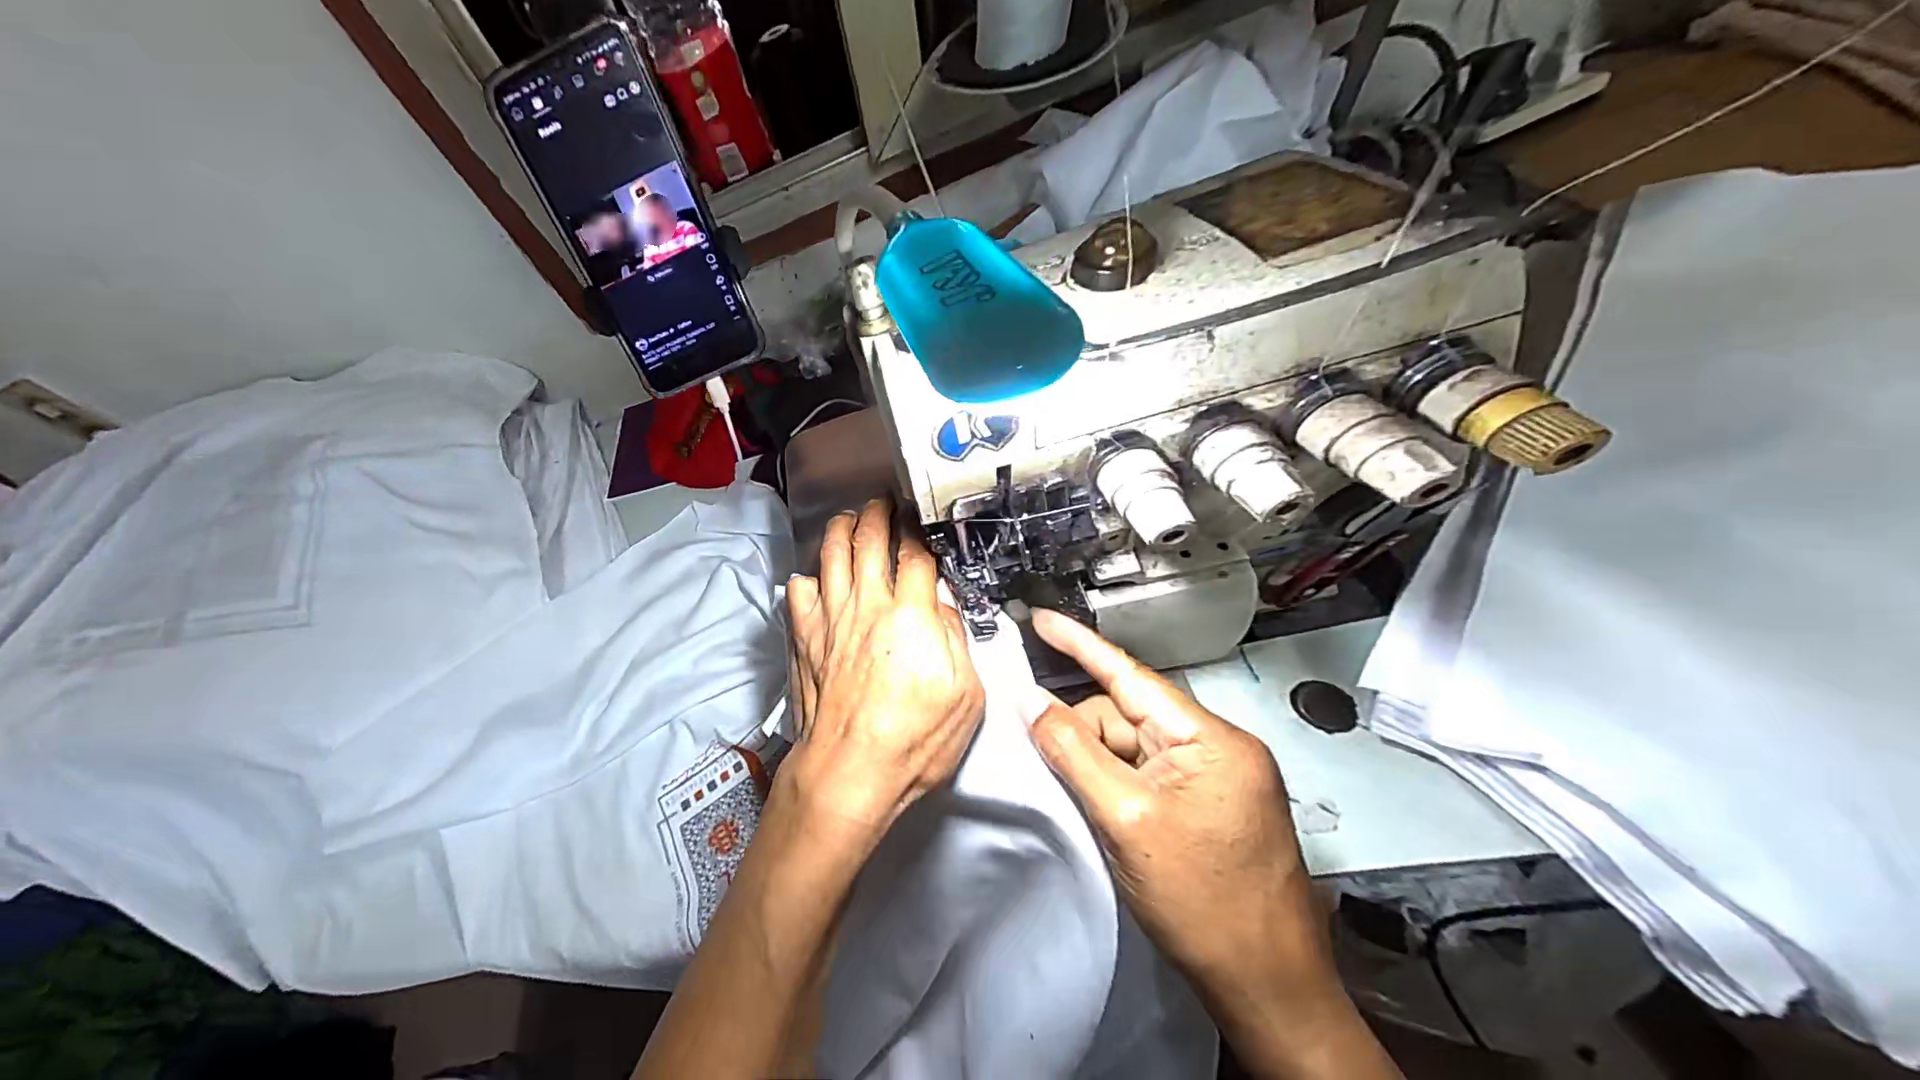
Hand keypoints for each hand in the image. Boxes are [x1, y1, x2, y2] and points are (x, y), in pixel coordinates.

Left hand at [784, 497, 986, 843]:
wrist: (849, 772)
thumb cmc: (913, 741)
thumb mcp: (966, 695)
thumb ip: (956, 640)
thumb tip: (941, 609)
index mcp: (911, 617)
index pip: (915, 554)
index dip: (920, 530)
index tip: (922, 519)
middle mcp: (867, 607)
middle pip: (869, 539)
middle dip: (879, 513)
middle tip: (886, 503)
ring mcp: (830, 620)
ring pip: (831, 554)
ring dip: (842, 529)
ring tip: (852, 518)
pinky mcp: (805, 640)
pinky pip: (799, 592)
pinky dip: (808, 577)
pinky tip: (816, 577)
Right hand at [1027, 609, 1397, 1078]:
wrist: (1266, 986)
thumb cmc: (1208, 908)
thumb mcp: (1124, 820)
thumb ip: (1074, 753)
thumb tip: (1034, 705)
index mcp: (1211, 739)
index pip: (1131, 675)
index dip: (1080, 644)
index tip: (1044, 619)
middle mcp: (1220, 747)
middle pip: (1126, 714)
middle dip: (1086, 737)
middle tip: (1061, 774)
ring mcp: (1217, 776)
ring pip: (1134, 746)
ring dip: (1103, 768)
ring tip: (1098, 814)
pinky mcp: (1211, 802)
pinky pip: (1150, 772)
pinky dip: (1121, 785)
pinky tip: (1111, 815)